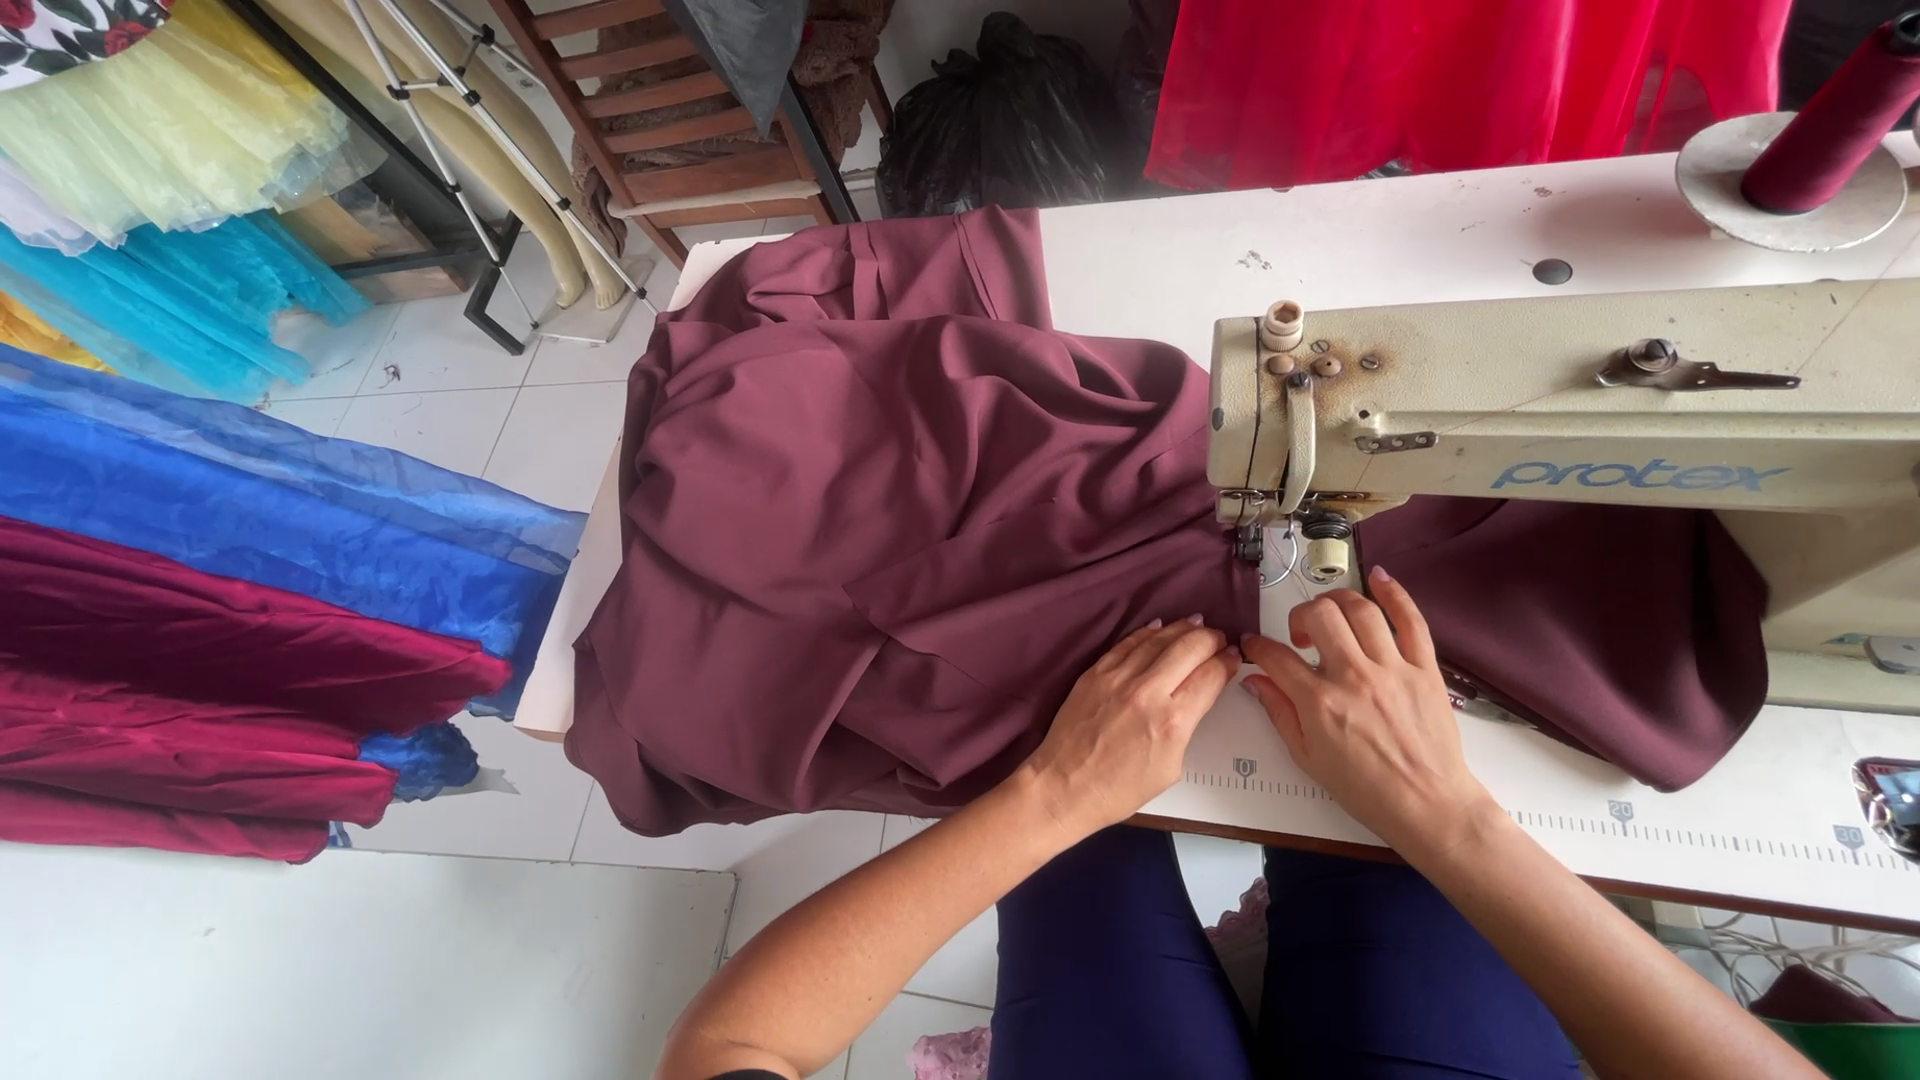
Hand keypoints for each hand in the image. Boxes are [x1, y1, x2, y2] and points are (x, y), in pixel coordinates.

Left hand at [1014, 616, 1237, 840]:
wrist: (1065, 786)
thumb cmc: (1118, 789)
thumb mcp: (1170, 767)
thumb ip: (1186, 727)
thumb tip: (1195, 697)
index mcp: (1172, 721)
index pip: (1210, 676)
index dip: (1227, 662)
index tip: (1233, 657)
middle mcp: (1146, 692)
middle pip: (1189, 647)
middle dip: (1210, 639)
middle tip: (1219, 638)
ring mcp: (1117, 678)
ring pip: (1158, 639)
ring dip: (1182, 629)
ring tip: (1197, 624)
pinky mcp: (1095, 673)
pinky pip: (1127, 643)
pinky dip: (1147, 632)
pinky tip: (1159, 627)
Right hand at [1239, 567, 1496, 857]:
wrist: (1428, 806)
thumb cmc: (1365, 789)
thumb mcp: (1306, 757)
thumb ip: (1279, 712)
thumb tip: (1254, 681)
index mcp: (1319, 702)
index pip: (1276, 656)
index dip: (1257, 646)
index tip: (1254, 645)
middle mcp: (1353, 677)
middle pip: (1319, 616)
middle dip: (1300, 616)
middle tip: (1300, 636)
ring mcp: (1392, 669)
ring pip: (1359, 609)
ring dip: (1336, 602)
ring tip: (1331, 616)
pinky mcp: (1425, 670)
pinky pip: (1411, 620)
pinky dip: (1394, 594)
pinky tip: (1377, 579)